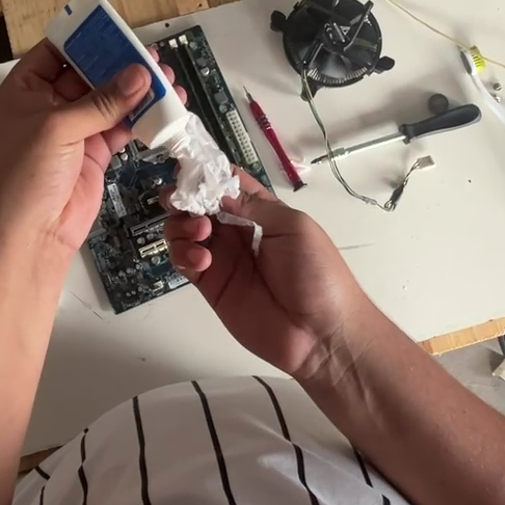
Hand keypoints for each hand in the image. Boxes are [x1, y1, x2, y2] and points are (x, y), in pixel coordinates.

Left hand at [0, 40, 157, 258]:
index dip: (86, 40)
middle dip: (120, 65)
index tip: (119, 30)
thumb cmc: (23, 177)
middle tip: (153, 56)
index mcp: (25, 90)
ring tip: (168, 79)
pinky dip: (141, 119)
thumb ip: (101, 101)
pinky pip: (119, 128)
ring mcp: (72, 131)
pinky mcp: (93, 154)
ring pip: (109, 101)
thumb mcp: (57, 130)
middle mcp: (48, 106)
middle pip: (88, 74)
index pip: (57, 52)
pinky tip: (163, 109)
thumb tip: (139, 74)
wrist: (27, 238)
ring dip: (136, 92)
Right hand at [164, 170, 374, 380]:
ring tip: (199, 232)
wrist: (321, 334)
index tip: (191, 169)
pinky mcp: (210, 285)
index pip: (227, 183)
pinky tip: (202, 260)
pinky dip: (183, 253)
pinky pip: (184, 261)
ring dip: (182, 224)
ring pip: (184, 229)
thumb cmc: (318, 273)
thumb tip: (219, 189)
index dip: (207, 173)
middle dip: (185, 197)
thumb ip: (254, 206)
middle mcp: (237, 230)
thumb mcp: (294, 227)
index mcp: (260, 212)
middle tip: (184, 201)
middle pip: (198, 204)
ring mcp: (221, 258)